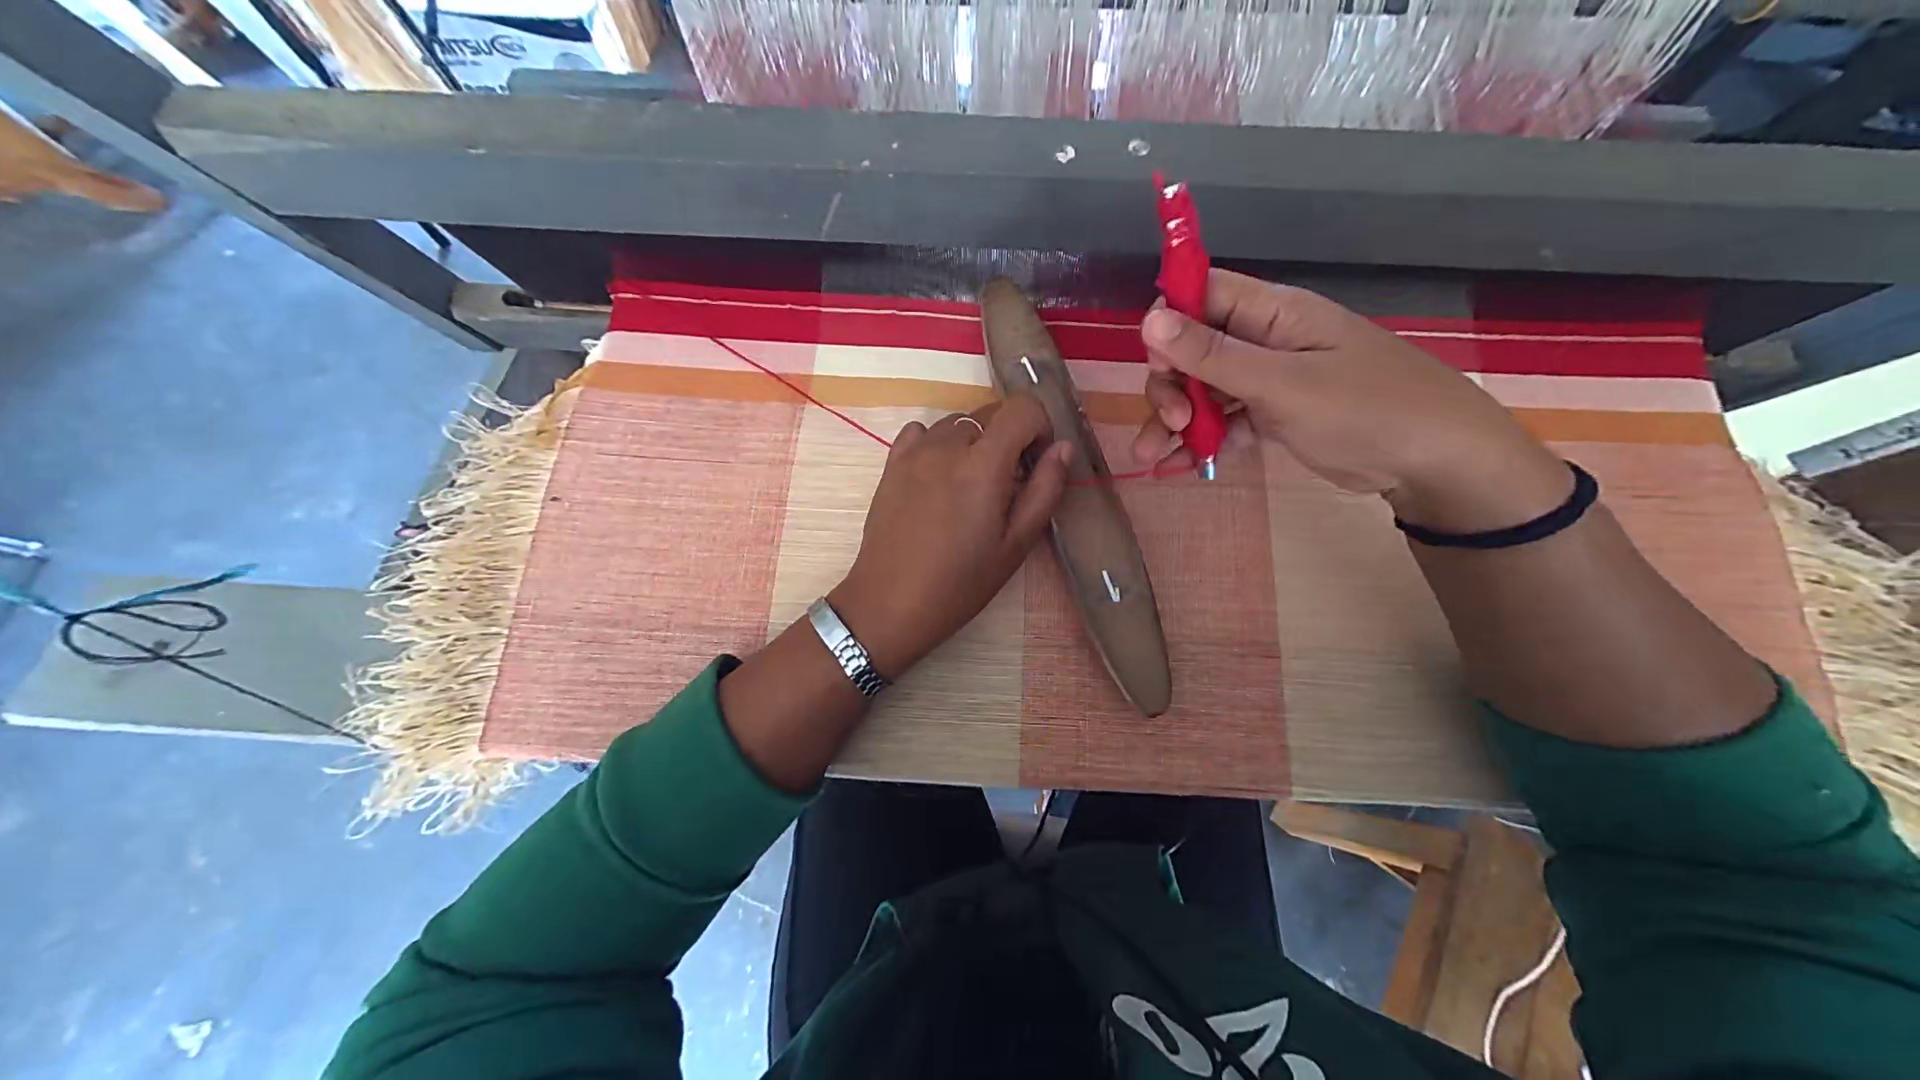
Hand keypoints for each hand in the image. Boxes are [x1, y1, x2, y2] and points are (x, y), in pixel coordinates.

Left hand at [829, 396, 1072, 678]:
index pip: (1021, 407)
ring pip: (958, 422)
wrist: (891, 603)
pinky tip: (940, 478)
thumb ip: (1045, 490)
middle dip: (1010, 436)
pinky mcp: (891, 464)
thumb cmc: (961, 583)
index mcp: (983, 464)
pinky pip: (922, 432)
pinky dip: (940, 443)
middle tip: (1009, 483)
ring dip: (975, 441)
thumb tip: (1063, 448)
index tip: (1037, 462)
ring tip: (972, 486)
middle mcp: (946, 446)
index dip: (1040, 427)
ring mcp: (914, 452)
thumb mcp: (1016, 544)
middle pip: (990, 413)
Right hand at [1134, 269, 1572, 532]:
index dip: (1168, 323)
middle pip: (1193, 349)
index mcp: (1273, 312)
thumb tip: (1149, 317)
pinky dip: (1206, 439)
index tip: (1159, 365)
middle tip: (1172, 424)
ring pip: (1204, 388)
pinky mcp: (1275, 414)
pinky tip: (1192, 463)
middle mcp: (1265, 338)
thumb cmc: (1364, 409)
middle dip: (1171, 385)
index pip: (1201, 294)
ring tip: (1156, 456)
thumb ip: (1212, 354)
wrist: (1434, 461)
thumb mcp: (1282, 383)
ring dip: (1177, 419)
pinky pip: (1226, 418)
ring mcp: (1270, 378)